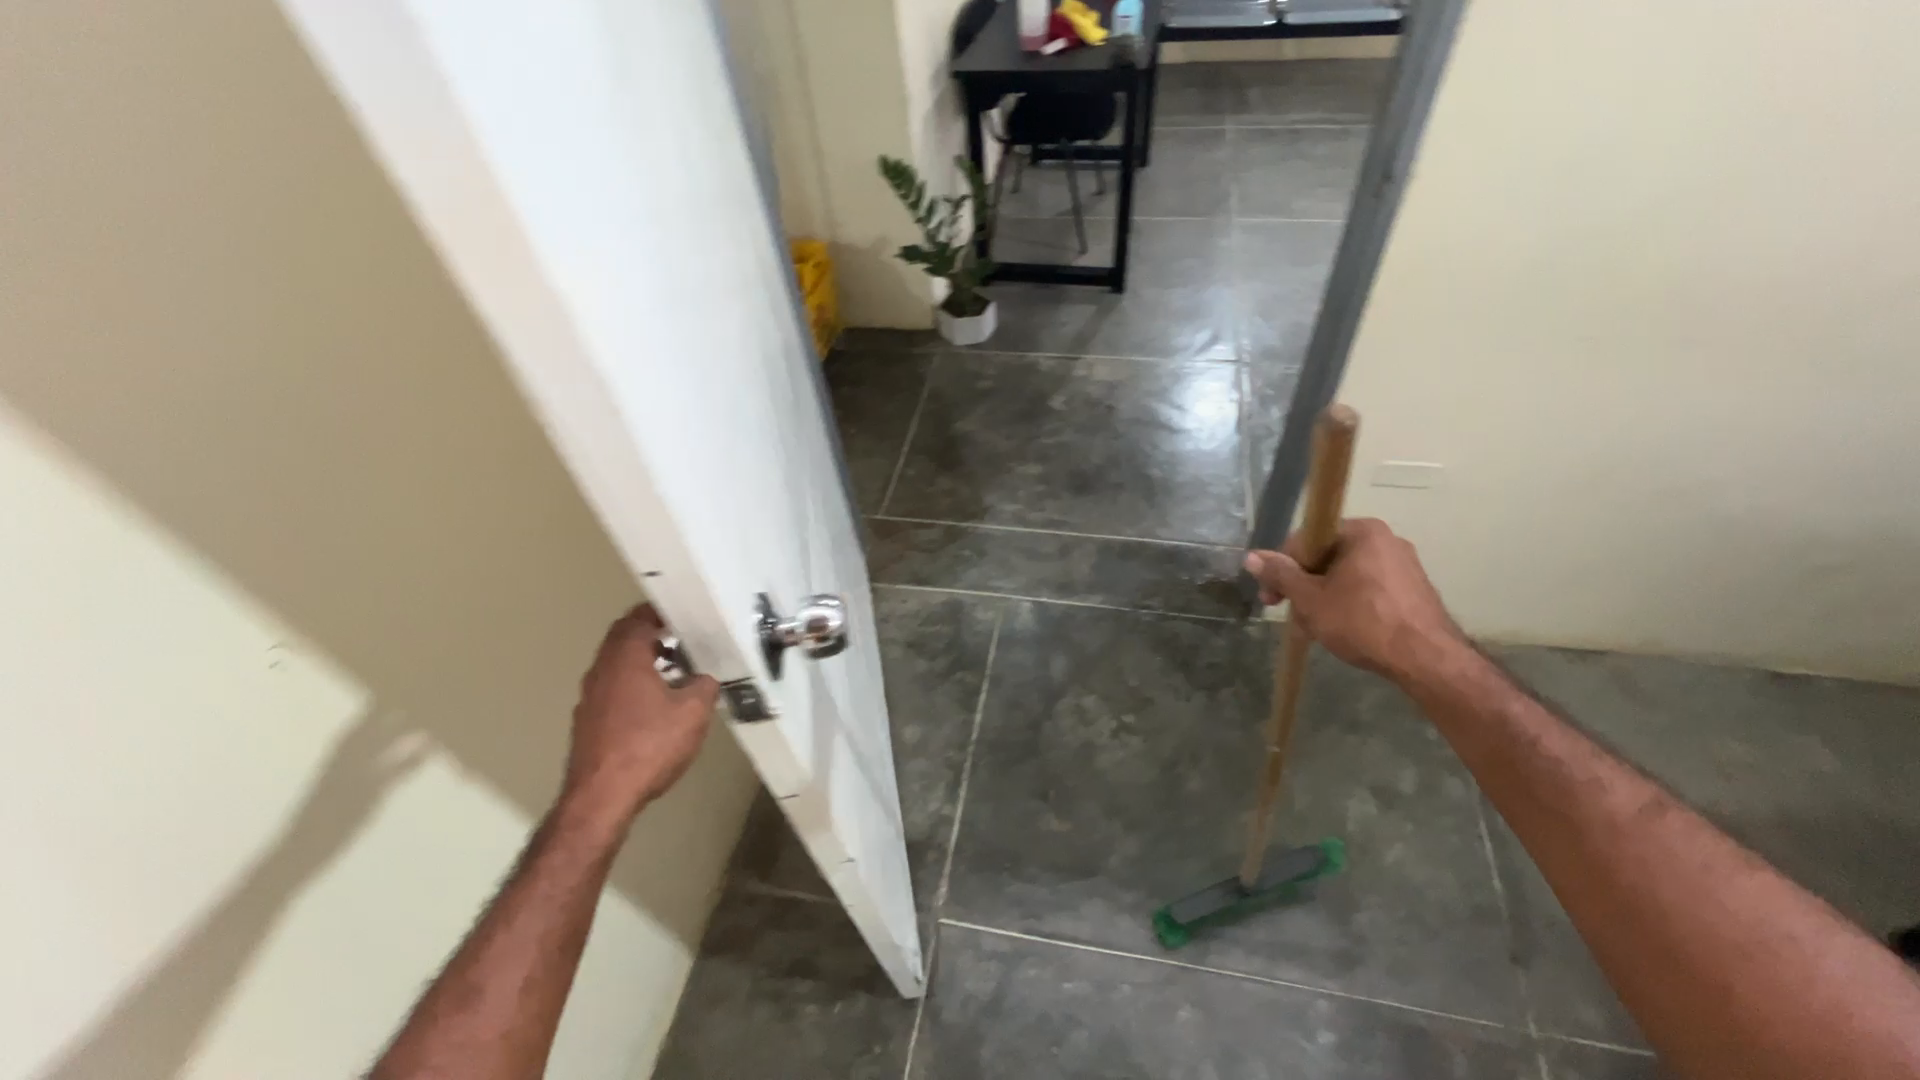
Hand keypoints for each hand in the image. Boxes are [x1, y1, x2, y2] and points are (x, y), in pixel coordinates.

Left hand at [561, 604, 719, 823]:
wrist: (602, 796)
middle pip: (623, 638)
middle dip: (652, 633)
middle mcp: (602, 670)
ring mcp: (590, 696)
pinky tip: (656, 704)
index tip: (682, 612)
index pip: (638, 618)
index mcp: (625, 657)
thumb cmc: (649, 745)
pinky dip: (634, 683)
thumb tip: (705, 677)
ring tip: (675, 669)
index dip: (660, 611)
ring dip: (643, 659)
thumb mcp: (693, 712)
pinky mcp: (588, 720)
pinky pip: (613, 688)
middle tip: (681, 636)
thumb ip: (704, 685)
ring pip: (617, 664)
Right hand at [1244, 518, 1467, 683]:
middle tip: (1290, 615)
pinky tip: (1341, 629)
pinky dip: (1349, 604)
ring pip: (1346, 575)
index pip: (1306, 540)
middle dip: (1304, 587)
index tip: (1271, 598)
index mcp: (1361, 531)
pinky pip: (1368, 588)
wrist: (1425, 659)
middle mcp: (1385, 539)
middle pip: (1326, 557)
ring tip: (1314, 629)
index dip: (1282, 568)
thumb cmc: (1361, 621)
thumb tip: (1251, 557)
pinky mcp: (1413, 588)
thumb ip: (1280, 574)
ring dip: (1323, 598)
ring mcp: (1403, 564)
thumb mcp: (1310, 599)